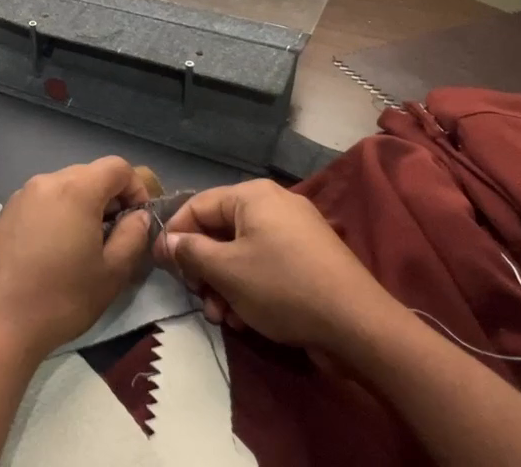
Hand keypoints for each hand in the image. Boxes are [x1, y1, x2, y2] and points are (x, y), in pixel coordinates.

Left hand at [0, 157, 154, 359]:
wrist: (0, 323)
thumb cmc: (63, 298)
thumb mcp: (113, 272)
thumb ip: (134, 235)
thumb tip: (138, 216)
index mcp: (75, 189)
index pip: (117, 167)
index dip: (136, 189)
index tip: (139, 221)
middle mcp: (47, 181)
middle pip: (91, 173)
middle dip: (111, 198)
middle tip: (117, 236)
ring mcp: (23, 194)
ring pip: (67, 185)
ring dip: (86, 205)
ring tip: (89, 244)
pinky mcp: (8, 211)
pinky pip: (46, 199)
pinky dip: (62, 211)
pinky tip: (60, 248)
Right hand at [153, 179, 402, 353]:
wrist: (358, 325)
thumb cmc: (283, 288)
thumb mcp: (226, 271)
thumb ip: (191, 252)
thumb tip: (169, 241)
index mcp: (252, 195)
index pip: (198, 205)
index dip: (176, 235)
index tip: (162, 266)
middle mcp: (274, 204)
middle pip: (220, 230)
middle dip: (204, 268)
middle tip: (198, 298)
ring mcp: (296, 231)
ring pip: (242, 252)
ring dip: (225, 284)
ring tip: (222, 317)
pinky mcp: (310, 258)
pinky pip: (266, 263)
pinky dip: (250, 286)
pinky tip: (246, 318)